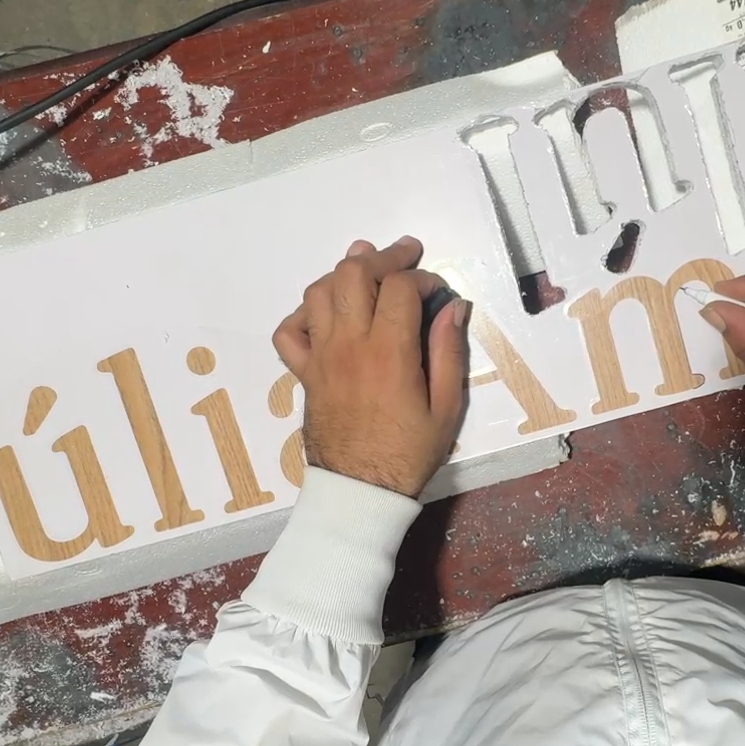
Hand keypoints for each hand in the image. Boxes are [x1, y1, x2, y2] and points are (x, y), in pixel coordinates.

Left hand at [272, 237, 469, 496]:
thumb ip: (449, 351)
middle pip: (354, 273)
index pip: (400, 286)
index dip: (422, 277)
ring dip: (344, 273)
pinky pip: (289, 329)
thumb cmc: (410, 451)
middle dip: (383, 257)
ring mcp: (320, 355)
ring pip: (319, 291)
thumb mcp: (447, 406)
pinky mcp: (304, 371)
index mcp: (390, 351)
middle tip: (406, 255)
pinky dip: (305, 312)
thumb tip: (455, 306)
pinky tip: (328, 313)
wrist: (361, 490)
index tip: (439, 291)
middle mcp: (349, 343)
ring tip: (366, 270)